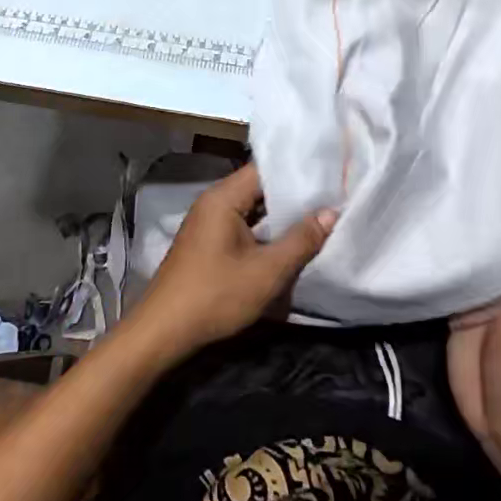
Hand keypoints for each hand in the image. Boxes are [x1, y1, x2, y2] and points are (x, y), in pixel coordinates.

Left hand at [126, 165, 335, 361]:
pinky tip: (290, 244)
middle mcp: (212, 203)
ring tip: (321, 220)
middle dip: (294, 198)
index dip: (299, 172)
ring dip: (280, 219)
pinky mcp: (207, 244)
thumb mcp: (267, 271)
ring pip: (252, 211)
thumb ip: (301, 240)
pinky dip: (264, 234)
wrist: (165, 330)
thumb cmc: (215, 295)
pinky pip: (242, 228)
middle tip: (335, 200)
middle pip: (259, 189)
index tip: (332, 176)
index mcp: (222, 198)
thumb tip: (331, 212)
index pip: (265, 169)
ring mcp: (207, 224)